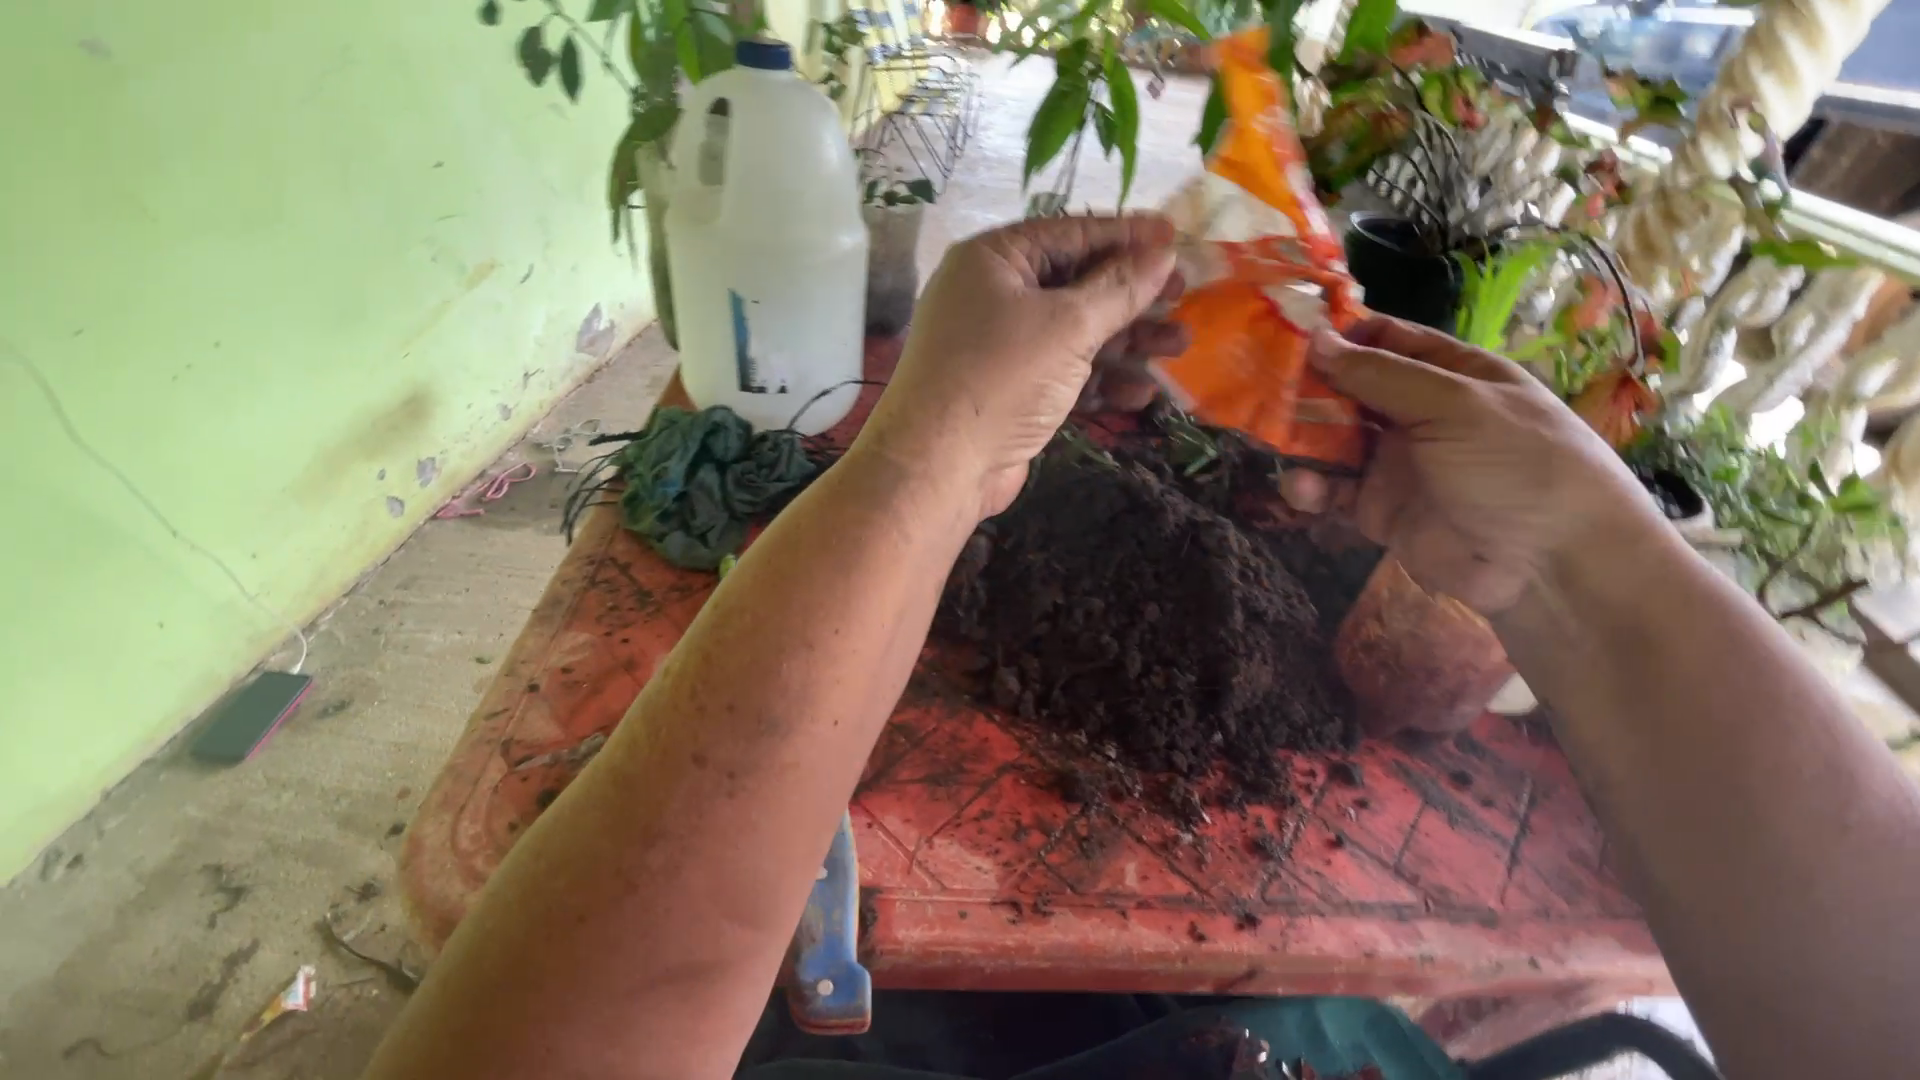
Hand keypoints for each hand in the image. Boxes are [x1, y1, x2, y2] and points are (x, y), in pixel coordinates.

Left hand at [856, 215, 1178, 518]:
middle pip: (1076, 286)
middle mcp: (993, 298)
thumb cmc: (1000, 378)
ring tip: (1179, 346)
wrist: (937, 467)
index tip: (1176, 239)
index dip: (1126, 236)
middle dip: (1132, 296)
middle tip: (1183, 297)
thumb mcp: (1067, 325)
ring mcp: (1000, 349)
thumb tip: (1162, 253)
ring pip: (1074, 335)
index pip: (1069, 234)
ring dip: (1126, 342)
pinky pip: (1062, 375)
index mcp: (994, 261)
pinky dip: (1099, 382)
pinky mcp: (1010, 393)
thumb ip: (1119, 288)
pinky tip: (1141, 394)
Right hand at [1283, 316, 1662, 615]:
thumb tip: (1317, 338)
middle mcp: (1418, 413)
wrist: (1547, 562)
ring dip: (1303, 440)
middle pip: (1349, 390)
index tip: (1289, 335)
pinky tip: (1301, 489)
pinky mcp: (1376, 509)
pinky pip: (1333, 490)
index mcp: (1450, 374)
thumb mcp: (1453, 404)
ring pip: (1332, 441)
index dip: (1341, 336)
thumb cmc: (1514, 462)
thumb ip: (1380, 375)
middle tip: (1262, 389)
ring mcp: (1395, 462)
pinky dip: (1312, 488)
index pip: (1386, 341)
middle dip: (1308, 389)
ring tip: (1274, 442)